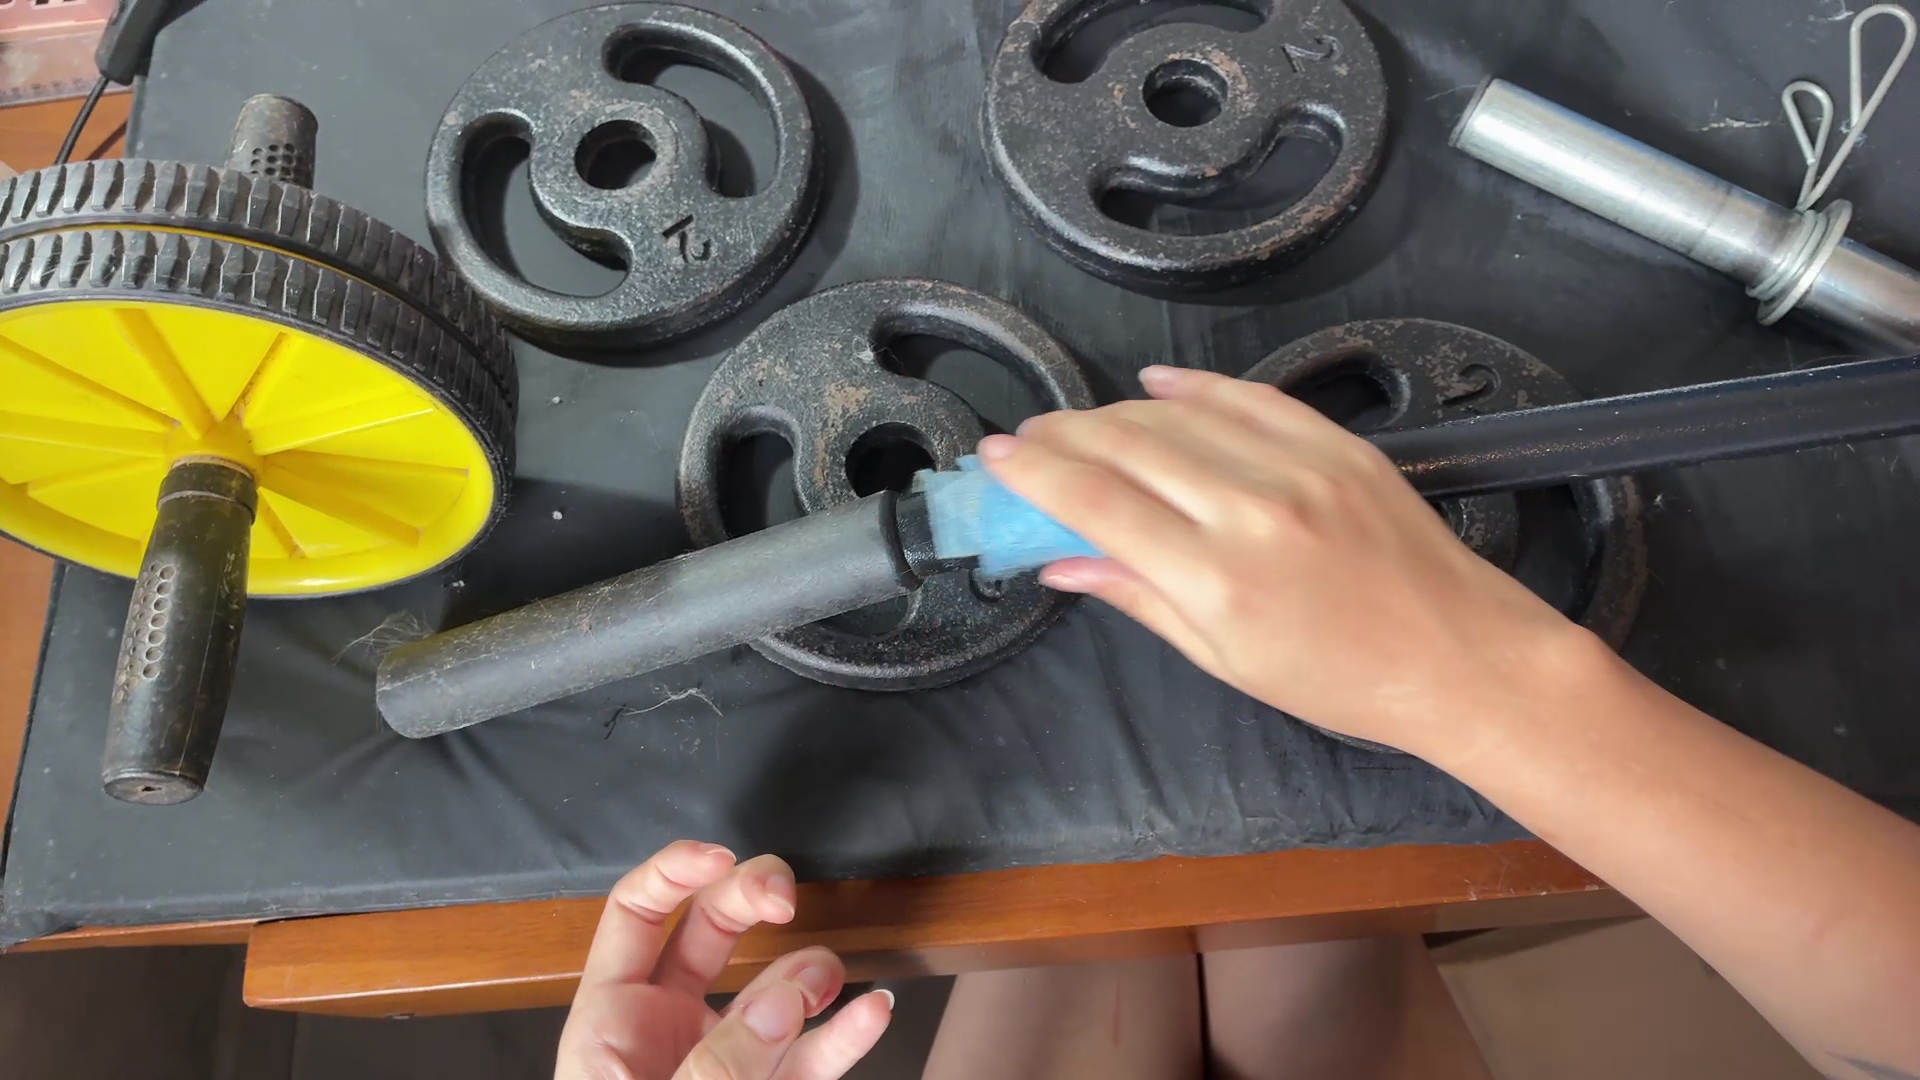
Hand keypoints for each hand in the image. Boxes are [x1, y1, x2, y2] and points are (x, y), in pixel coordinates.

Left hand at [555, 841, 891, 1079]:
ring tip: (827, 984)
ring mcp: (726, 1062)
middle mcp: (669, 1030)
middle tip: (786, 896)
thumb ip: (719, 1067)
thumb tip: (788, 989)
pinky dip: (845, 1032)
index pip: (637, 915)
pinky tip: (873, 1013)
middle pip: (714, 929)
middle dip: (754, 896)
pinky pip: (812, 1054)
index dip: (676, 871)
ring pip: (774, 983)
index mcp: (613, 1026)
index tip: (725, 858)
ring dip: (806, 971)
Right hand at [978, 365, 1596, 754]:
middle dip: (1062, 435)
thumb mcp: (1220, 657)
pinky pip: (1245, 394)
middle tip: (1027, 437)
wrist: (1465, 658)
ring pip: (1176, 413)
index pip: (1096, 502)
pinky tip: (1152, 384)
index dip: (1034, 473)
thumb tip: (1059, 564)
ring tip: (1078, 425)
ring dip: (1113, 413)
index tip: (996, 455)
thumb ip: (1135, 596)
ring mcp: (1298, 464)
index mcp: (1215, 576)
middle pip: (1126, 446)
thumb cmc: (1333, 681)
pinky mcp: (1336, 441)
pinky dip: (1190, 384)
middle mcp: (1250, 507)